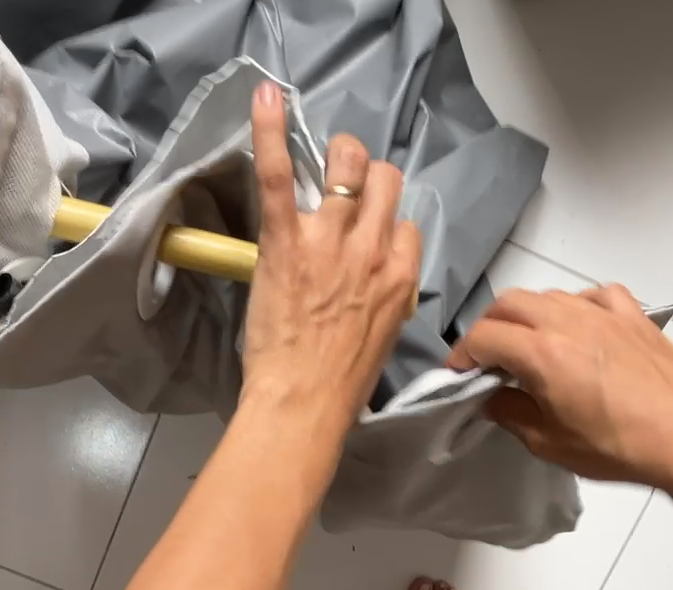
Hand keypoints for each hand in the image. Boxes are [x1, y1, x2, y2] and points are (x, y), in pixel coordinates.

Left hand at [239, 81, 421, 429]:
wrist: (304, 405)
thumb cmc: (340, 388)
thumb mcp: (381, 343)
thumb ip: (385, 304)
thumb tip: (375, 291)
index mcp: (400, 279)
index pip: (406, 228)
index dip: (385, 231)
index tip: (365, 246)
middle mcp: (373, 251)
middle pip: (385, 182)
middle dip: (368, 181)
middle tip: (344, 192)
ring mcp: (331, 241)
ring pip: (349, 165)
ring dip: (337, 159)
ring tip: (320, 164)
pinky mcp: (288, 241)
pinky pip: (279, 175)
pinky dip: (270, 134)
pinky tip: (266, 101)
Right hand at [447, 286, 672, 492]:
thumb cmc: (617, 448)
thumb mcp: (548, 443)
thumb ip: (510, 413)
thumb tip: (491, 398)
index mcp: (543, 353)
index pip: (484, 337)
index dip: (461, 356)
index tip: (457, 376)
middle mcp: (569, 321)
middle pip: (509, 303)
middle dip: (487, 327)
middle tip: (485, 359)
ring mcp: (605, 313)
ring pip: (548, 295)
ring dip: (525, 316)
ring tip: (526, 347)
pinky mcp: (635, 316)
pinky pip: (592, 295)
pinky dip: (572, 306)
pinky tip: (576, 329)